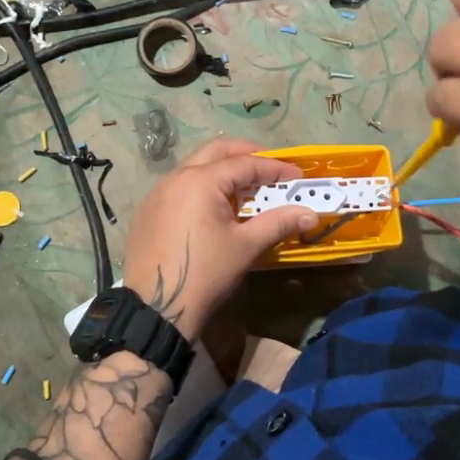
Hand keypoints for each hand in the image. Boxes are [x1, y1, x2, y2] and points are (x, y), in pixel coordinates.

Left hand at [122, 139, 316, 339]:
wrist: (156, 308)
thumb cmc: (205, 272)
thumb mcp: (245, 246)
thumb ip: (278, 223)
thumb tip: (311, 214)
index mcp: (201, 180)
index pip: (245, 164)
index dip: (274, 168)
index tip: (297, 175)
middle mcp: (176, 177)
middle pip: (215, 152)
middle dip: (245, 155)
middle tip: (269, 168)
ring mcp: (157, 193)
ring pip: (194, 167)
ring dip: (221, 169)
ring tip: (245, 188)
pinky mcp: (148, 210)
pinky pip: (179, 185)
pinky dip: (202, 185)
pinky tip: (213, 207)